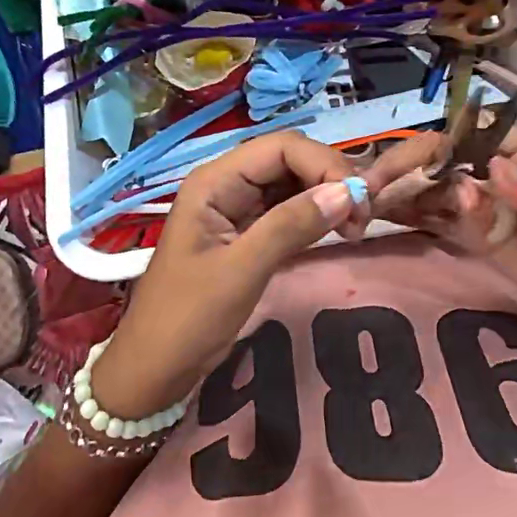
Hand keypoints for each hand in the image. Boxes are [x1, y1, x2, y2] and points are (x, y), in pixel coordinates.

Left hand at [90, 131, 415, 417]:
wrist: (155, 368)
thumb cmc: (188, 318)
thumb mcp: (241, 270)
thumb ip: (291, 226)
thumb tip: (348, 192)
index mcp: (215, 182)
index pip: (282, 147)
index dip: (324, 164)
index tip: (359, 200)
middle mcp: (227, 185)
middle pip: (290, 160)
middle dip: (329, 178)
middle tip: (362, 217)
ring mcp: (237, 208)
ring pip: (293, 184)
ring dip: (327, 197)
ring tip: (355, 227)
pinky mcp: (248, 232)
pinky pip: (289, 210)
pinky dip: (316, 216)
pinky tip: (337, 231)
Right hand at [371, 129, 516, 348]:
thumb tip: (494, 170)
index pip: (474, 137)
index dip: (438, 145)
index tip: (405, 163)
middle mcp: (502, 177)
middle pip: (446, 163)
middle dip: (407, 170)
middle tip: (369, 189)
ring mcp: (491, 210)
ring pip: (437, 193)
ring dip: (403, 195)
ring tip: (365, 206)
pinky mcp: (483, 241)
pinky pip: (445, 226)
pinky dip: (415, 220)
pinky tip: (385, 220)